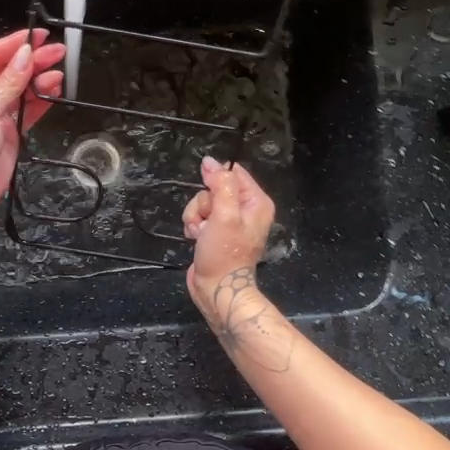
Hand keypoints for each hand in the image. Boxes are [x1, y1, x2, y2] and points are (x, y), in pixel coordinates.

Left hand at [0, 29, 66, 207]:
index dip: (15, 44)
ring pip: (21, 89)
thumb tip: (25, 55)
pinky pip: (28, 108)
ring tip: (57, 73)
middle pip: (10, 70)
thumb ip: (9, 81)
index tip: (37, 35)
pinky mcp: (9, 129)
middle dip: (33, 60)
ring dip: (39, 80)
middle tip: (56, 52)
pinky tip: (53, 90)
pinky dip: (41, 99)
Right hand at [181, 156, 275, 304]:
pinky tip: (196, 239)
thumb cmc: (225, 253)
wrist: (217, 288)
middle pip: (214, 188)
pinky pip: (198, 217)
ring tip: (200, 234)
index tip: (207, 192)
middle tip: (207, 222)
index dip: (215, 179)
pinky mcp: (215, 233)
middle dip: (203, 204)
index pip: (233, 173)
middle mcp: (245, 210)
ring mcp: (229, 222)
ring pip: (202, 203)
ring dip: (195, 217)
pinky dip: (194, 227)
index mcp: (256, 202)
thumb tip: (210, 161)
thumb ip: (220, 184)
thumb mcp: (225, 214)